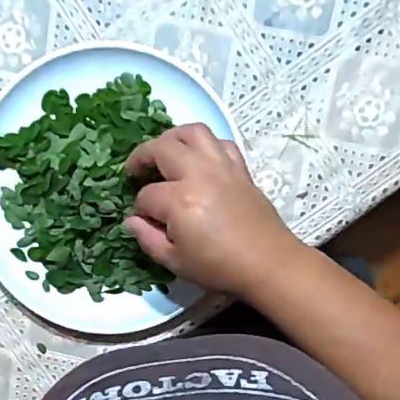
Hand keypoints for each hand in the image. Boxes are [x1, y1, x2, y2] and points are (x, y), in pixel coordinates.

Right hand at [123, 124, 306, 298]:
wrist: (267, 263)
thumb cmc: (219, 268)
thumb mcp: (175, 262)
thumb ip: (148, 239)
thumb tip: (132, 222)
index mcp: (179, 200)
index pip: (147, 196)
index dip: (139, 209)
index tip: (143, 221)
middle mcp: (199, 174)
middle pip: (162, 148)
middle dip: (142, 157)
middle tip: (134, 170)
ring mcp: (222, 167)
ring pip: (193, 132)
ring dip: (173, 137)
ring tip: (164, 151)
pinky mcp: (240, 169)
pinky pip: (220, 143)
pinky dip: (205, 145)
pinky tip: (199, 159)